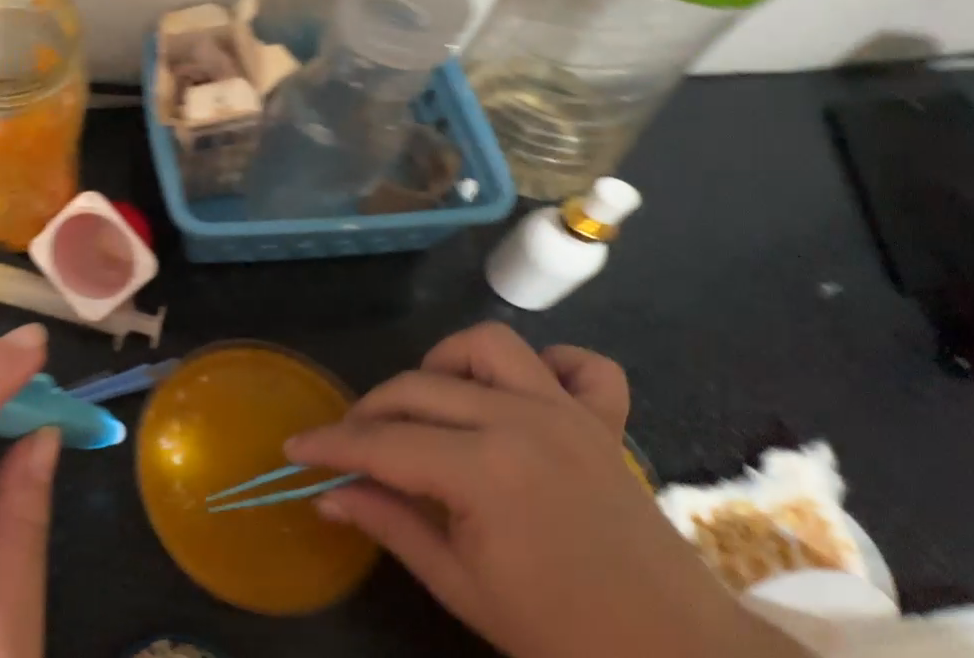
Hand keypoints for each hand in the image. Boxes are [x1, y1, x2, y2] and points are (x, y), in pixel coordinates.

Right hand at [288, 323, 806, 657]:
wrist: (678, 655)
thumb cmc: (561, 633)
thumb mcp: (460, 585)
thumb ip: (389, 524)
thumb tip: (327, 495)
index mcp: (483, 469)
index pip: (382, 442)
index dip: (330, 444)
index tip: (294, 448)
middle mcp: (521, 421)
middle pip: (417, 388)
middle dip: (369, 412)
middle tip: (351, 448)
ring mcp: (568, 413)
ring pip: (486, 347)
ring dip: (444, 366)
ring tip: (430, 409)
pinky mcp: (604, 421)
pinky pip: (580, 365)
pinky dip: (546, 366)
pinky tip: (521, 396)